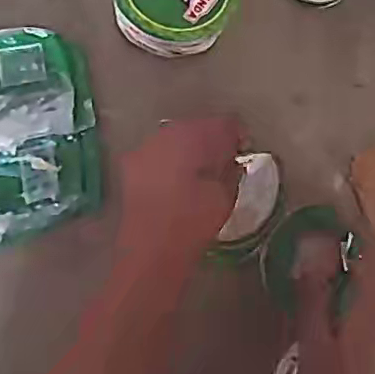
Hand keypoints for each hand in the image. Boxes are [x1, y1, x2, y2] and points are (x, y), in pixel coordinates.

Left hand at [116, 117, 244, 262]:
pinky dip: (169, 162)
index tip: (242, 155)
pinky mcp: (131, 165)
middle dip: (212, 141)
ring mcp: (147, 147)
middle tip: (222, 164)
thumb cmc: (195, 220)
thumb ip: (232, 169)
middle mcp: (170, 132)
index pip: (227, 123)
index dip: (238, 138)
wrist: (151, 249)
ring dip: (189, 150)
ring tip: (197, 174)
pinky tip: (175, 183)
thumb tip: (232, 161)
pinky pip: (158, 154)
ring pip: (176, 138)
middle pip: (199, 126)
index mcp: (199, 134)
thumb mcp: (226, 194)